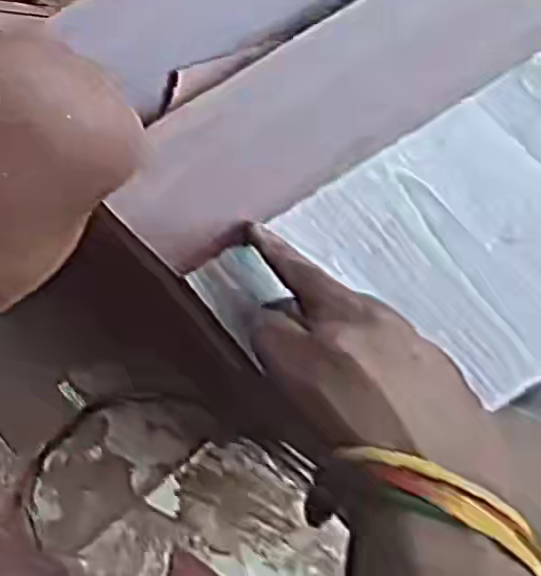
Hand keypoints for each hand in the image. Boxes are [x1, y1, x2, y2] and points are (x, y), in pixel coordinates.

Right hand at [248, 226, 513, 497]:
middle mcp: (399, 327)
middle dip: (318, 307)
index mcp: (353, 311)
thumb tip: (274, 315)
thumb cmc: (344, 408)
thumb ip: (268, 323)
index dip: (273, 251)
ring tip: (335, 367)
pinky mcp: (459, 400)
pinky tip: (373, 396)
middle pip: (345, 305)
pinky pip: (404, 371)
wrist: (433, 482)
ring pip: (378, 339)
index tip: (254, 231)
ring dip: (352, 345)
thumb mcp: (281, 357)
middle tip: (294, 318)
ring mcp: (436, 364)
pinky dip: (381, 375)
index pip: (301, 271)